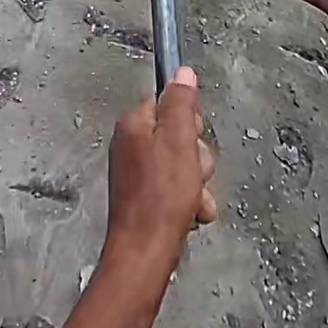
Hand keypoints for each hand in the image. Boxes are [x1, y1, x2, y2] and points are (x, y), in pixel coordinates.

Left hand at [104, 66, 216, 270]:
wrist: (146, 254)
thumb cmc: (161, 198)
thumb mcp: (180, 139)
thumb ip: (182, 103)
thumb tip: (183, 73)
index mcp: (134, 125)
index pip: (169, 101)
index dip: (189, 119)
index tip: (193, 136)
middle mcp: (131, 144)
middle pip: (178, 132)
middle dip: (196, 152)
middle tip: (194, 169)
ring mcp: (136, 171)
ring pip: (182, 160)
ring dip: (196, 178)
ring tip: (192, 196)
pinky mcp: (144, 195)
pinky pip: (176, 185)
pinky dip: (188, 197)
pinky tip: (191, 211)